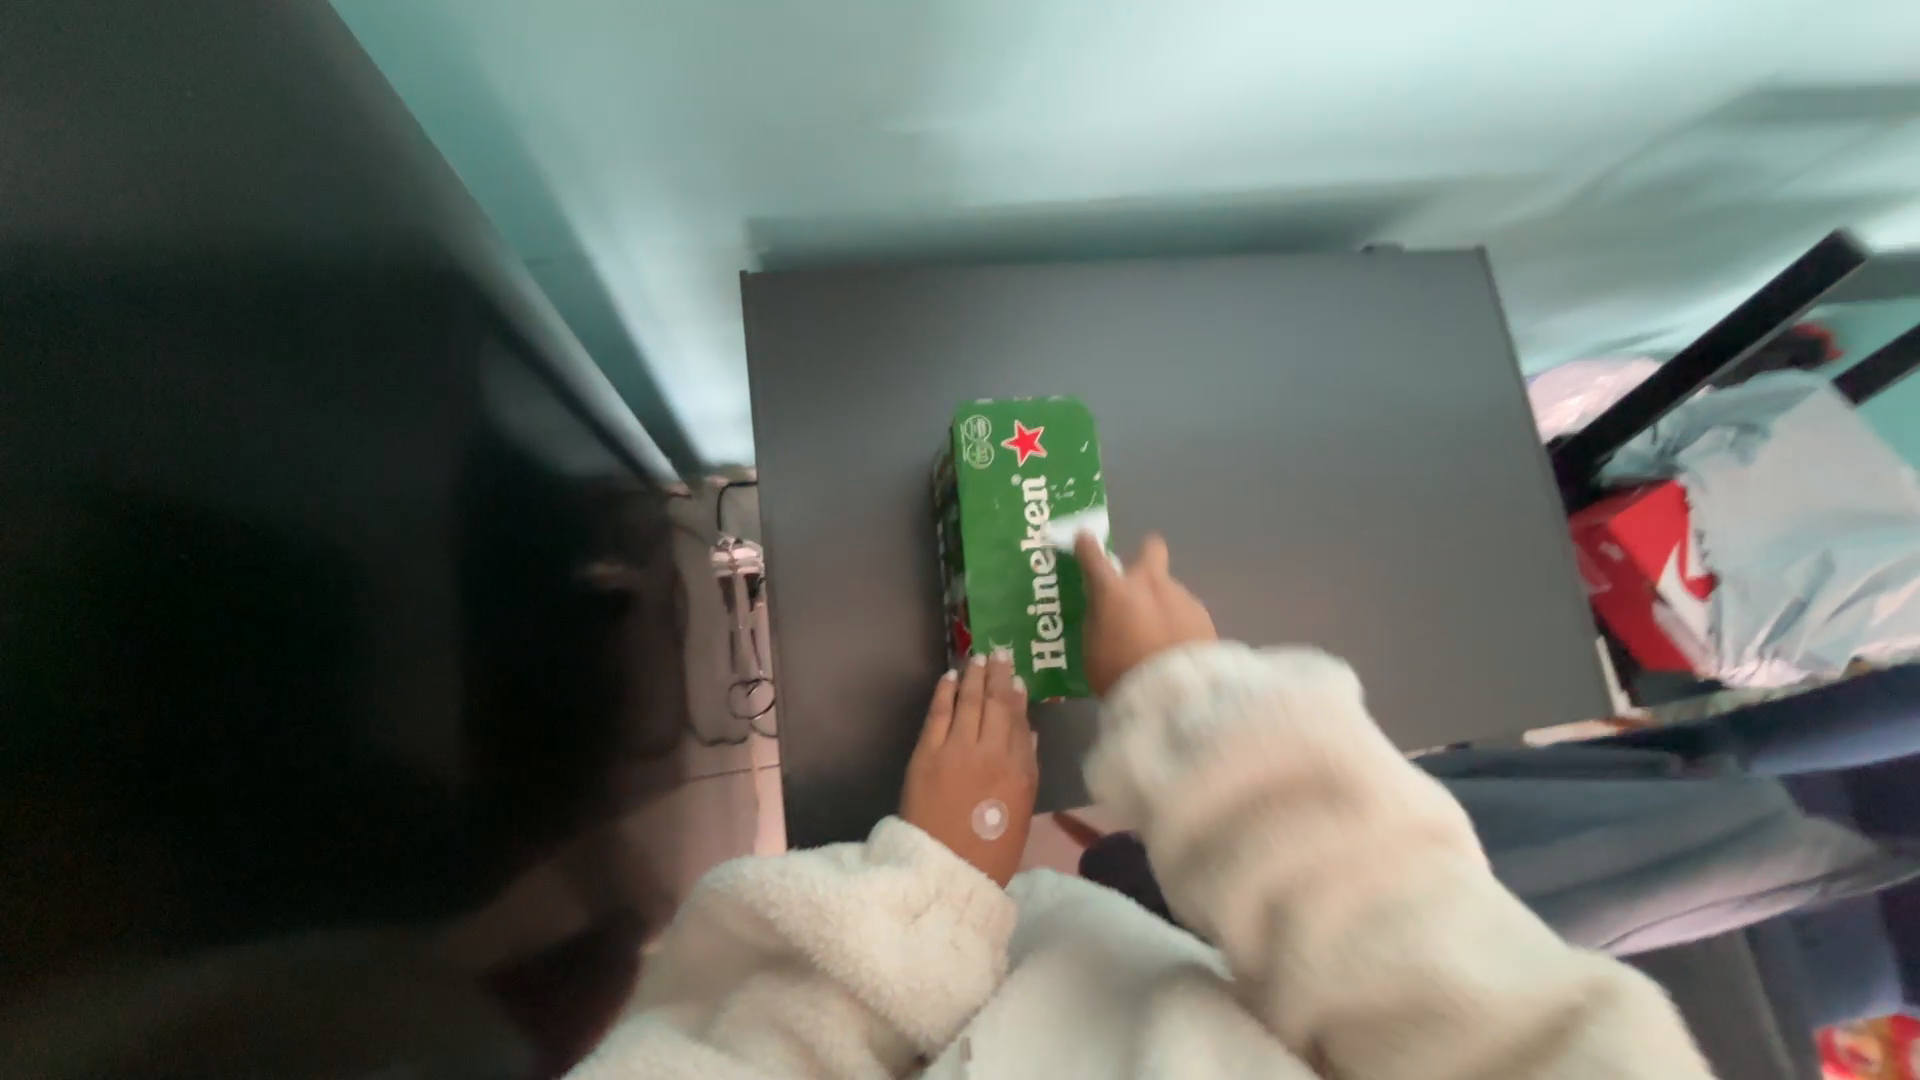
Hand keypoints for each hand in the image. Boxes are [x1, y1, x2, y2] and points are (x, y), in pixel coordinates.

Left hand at [900, 648, 1038, 886]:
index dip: (1017, 695)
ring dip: (973, 677)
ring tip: (978, 658)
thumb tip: (1026, 731)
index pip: (1018, 721)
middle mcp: (991, 751)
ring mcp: (957, 749)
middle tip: (999, 652)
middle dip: (997, 676)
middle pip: (995, 704)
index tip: (1017, 677)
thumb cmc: (990, 850)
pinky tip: (949, 677)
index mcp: (1018, 769)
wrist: (945, 872)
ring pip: (968, 702)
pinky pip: (938, 713)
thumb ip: (1026, 767)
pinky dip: (944, 692)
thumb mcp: (1021, 810)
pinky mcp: (927, 753)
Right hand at [1075, 532, 1216, 697]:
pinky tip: (1179, 648)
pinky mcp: (1203, 615)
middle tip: (1140, 580)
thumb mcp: (1092, 651)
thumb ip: (1098, 622)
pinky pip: (1185, 612)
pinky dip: (1179, 623)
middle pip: (1151, 549)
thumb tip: (1103, 609)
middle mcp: (1148, 584)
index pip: (1093, 557)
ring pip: (1168, 590)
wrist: (1177, 693)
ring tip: (1162, 638)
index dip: (1087, 547)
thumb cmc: (1122, 674)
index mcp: (1113, 592)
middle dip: (1146, 555)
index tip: (1085, 540)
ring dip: (1162, 604)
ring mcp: (1180, 596)